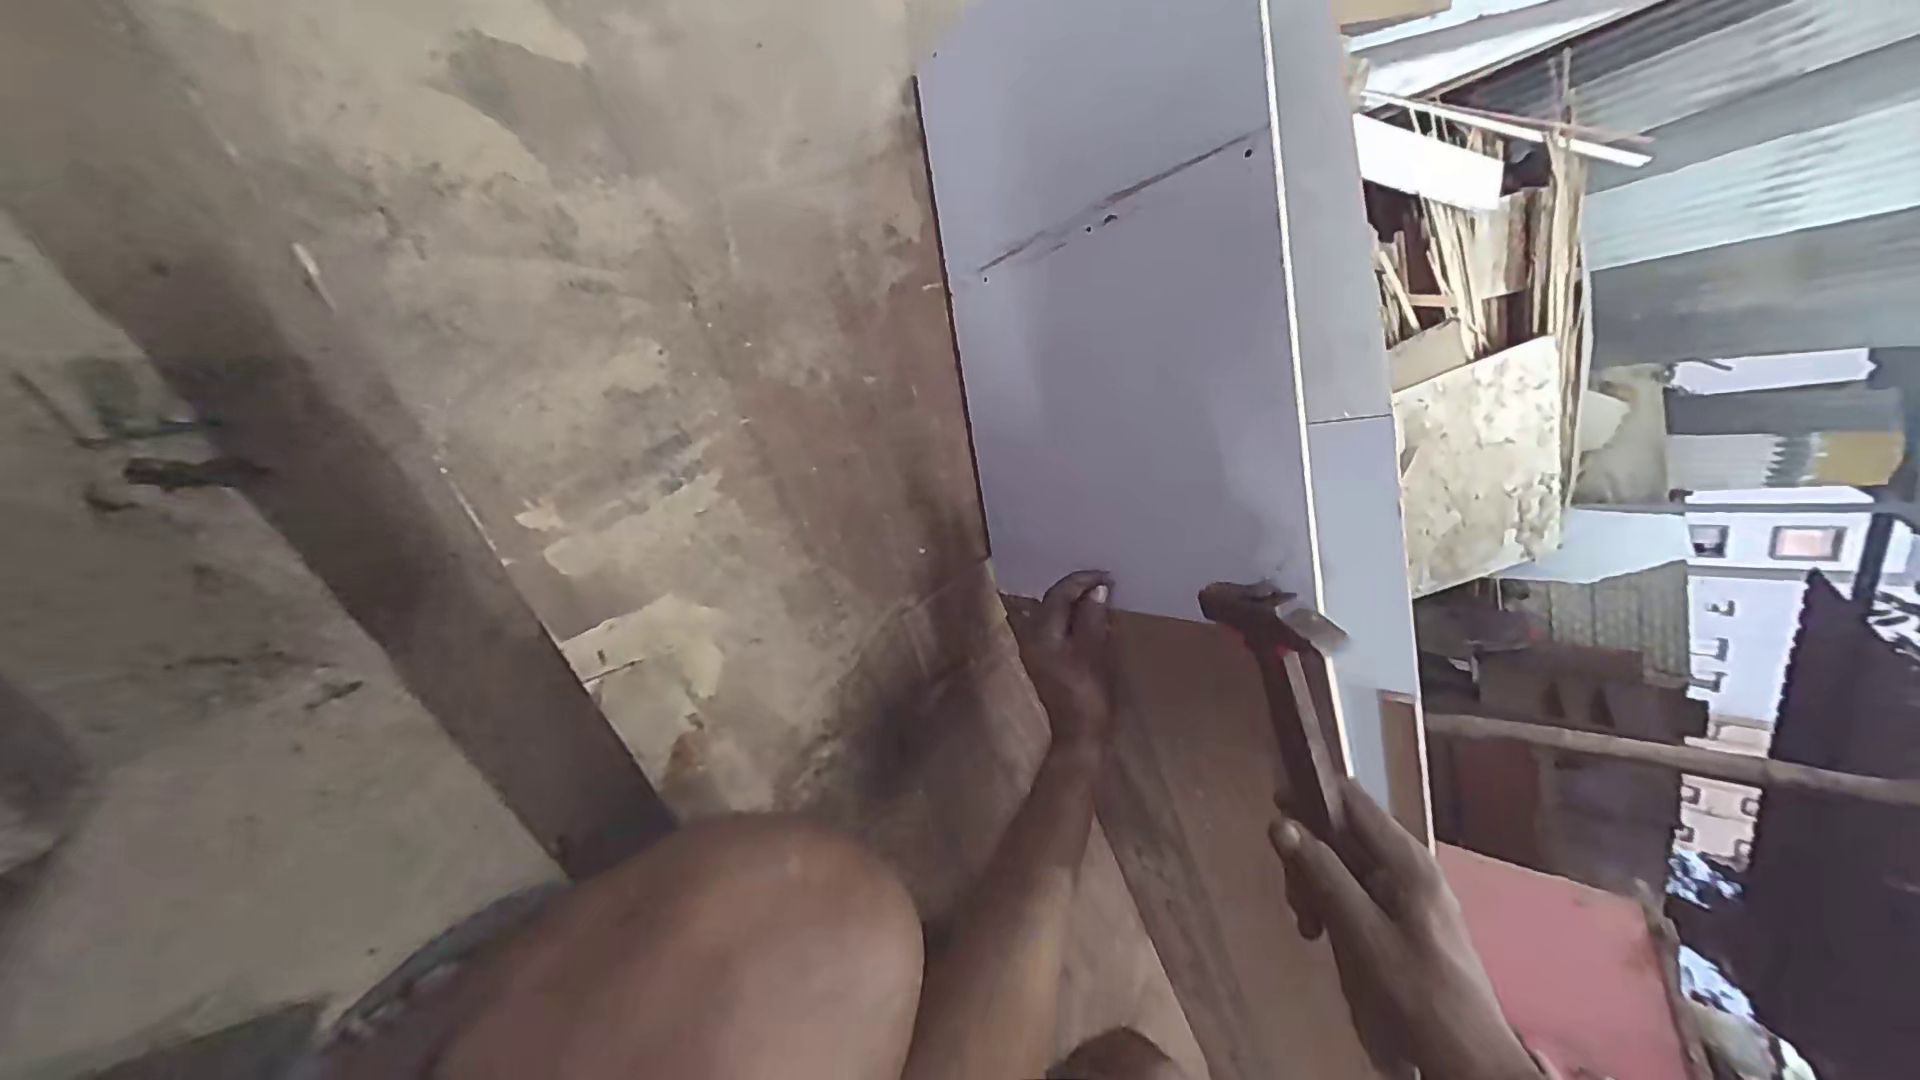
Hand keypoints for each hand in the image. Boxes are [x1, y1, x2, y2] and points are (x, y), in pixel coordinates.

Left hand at [1010, 571, 1115, 754]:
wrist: (1079, 737)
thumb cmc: (1088, 696)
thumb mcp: (1095, 655)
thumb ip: (1093, 619)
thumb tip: (1098, 589)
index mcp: (1041, 634)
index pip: (1057, 594)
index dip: (1081, 581)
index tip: (1106, 576)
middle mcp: (1031, 637)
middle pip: (1050, 601)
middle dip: (1075, 587)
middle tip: (1103, 581)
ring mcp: (1035, 649)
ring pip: (1051, 613)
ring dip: (1072, 601)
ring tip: (1098, 593)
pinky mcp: (1044, 659)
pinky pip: (1054, 626)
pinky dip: (1070, 616)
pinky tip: (1088, 615)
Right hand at [1270, 778, 1539, 1079]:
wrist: (1470, 1064)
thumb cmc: (1419, 996)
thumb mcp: (1362, 934)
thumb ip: (1322, 874)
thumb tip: (1280, 823)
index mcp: (1406, 860)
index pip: (1351, 798)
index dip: (1310, 794)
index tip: (1276, 812)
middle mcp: (1408, 865)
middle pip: (1340, 830)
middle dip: (1308, 854)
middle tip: (1295, 896)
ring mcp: (1407, 890)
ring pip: (1341, 859)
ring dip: (1314, 881)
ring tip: (1309, 924)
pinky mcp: (1402, 914)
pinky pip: (1353, 887)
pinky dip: (1329, 900)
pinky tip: (1322, 932)